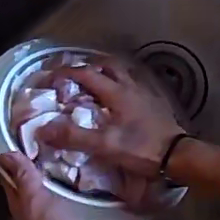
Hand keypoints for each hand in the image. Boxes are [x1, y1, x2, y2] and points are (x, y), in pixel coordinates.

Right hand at [38, 59, 185, 176]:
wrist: (177, 155)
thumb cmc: (141, 148)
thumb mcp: (105, 146)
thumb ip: (74, 137)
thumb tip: (42, 129)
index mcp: (117, 92)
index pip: (87, 74)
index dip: (66, 73)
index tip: (50, 77)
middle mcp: (131, 86)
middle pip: (108, 65)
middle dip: (89, 65)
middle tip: (74, 73)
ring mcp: (145, 92)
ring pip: (123, 72)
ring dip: (107, 71)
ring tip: (94, 81)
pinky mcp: (154, 101)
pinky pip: (134, 83)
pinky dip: (121, 82)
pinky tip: (119, 96)